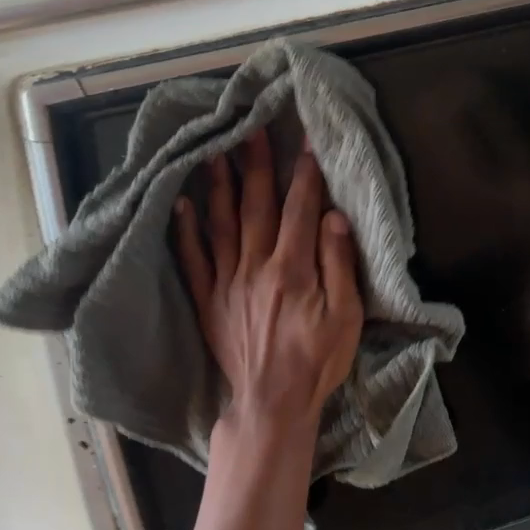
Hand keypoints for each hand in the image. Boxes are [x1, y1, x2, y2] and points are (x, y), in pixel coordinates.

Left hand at [172, 128, 363, 431]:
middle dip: (256, 166)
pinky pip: (192, 258)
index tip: (305, 143)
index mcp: (293, 270)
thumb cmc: (319, 359)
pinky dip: (185, 229)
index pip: (300, 211)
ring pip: (220, 224)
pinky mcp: (208, 300)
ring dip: (218, 185)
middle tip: (251, 129)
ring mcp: (226, 282)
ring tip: (214, 151)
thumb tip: (334, 219)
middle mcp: (255, 267)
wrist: (272, 400)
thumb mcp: (347, 315)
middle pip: (255, 207)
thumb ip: (339, 265)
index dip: (304, 176)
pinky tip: (182, 203)